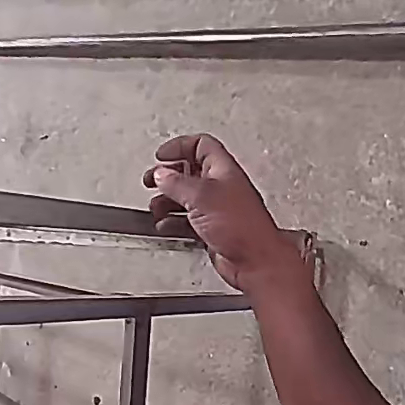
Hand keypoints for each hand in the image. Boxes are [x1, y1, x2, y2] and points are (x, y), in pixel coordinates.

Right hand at [144, 134, 307, 293]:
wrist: (253, 259)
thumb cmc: (241, 226)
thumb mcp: (201, 196)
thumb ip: (177, 183)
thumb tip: (161, 174)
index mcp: (223, 170)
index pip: (201, 145)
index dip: (179, 146)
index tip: (161, 156)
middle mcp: (222, 187)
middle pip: (191, 172)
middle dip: (168, 175)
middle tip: (152, 180)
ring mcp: (218, 209)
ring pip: (187, 198)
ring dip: (168, 200)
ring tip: (156, 206)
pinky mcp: (213, 229)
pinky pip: (189, 220)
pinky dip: (174, 221)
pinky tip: (165, 224)